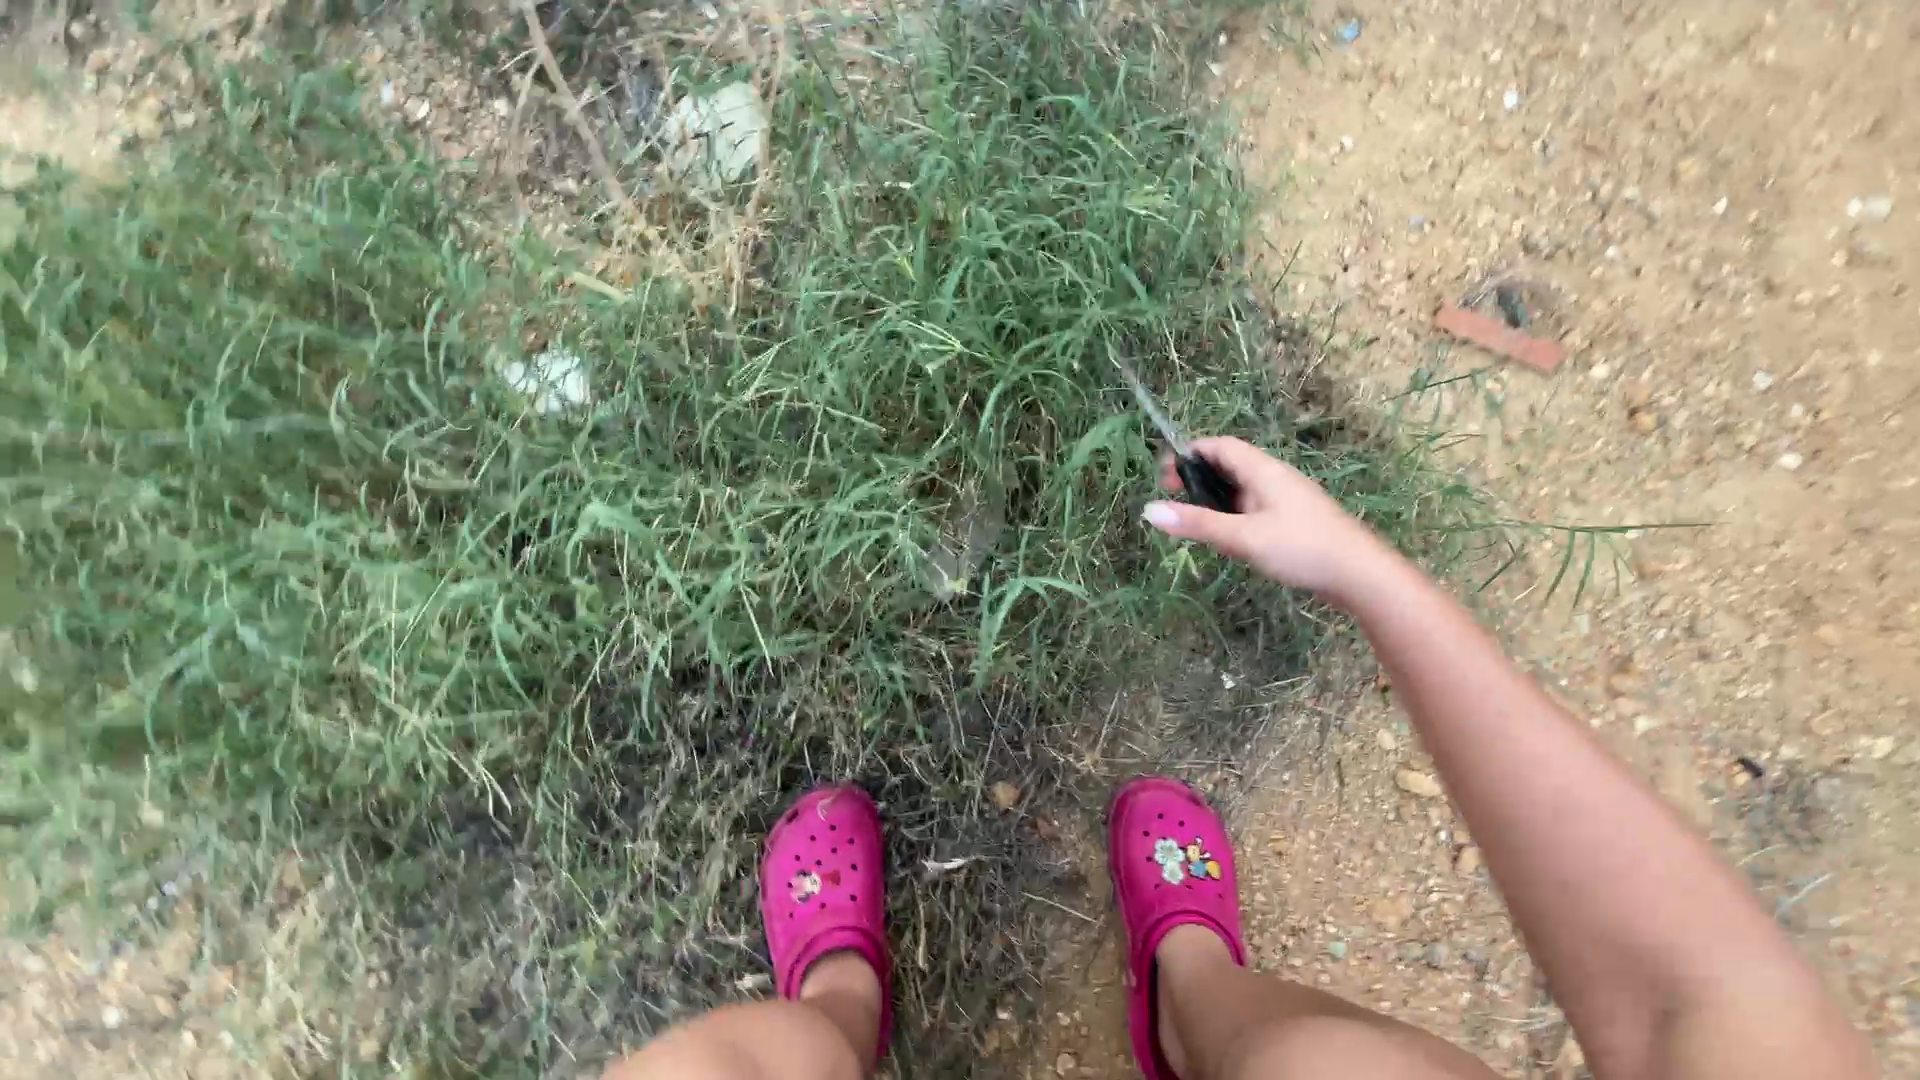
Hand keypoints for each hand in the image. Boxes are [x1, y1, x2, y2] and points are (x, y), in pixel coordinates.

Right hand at [1142, 436, 1391, 599]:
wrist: (1360, 575)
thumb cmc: (1301, 548)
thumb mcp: (1243, 537)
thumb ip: (1197, 524)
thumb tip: (1149, 510)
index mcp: (1263, 471)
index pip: (1221, 446)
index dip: (1190, 453)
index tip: (1165, 476)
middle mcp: (1274, 479)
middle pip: (1229, 466)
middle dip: (1198, 479)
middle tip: (1173, 501)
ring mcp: (1285, 500)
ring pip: (1241, 491)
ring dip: (1215, 501)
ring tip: (1196, 525)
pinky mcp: (1292, 522)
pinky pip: (1253, 510)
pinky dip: (1232, 517)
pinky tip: (1229, 542)